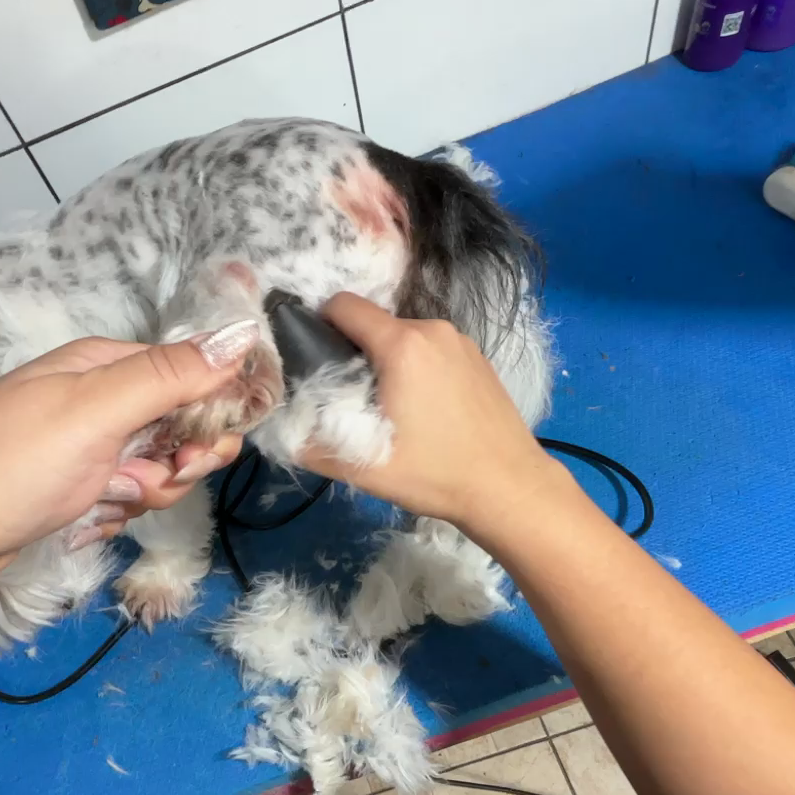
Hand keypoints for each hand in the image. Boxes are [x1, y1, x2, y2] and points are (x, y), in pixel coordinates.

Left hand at [0, 323, 258, 589]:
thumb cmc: (6, 463)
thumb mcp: (92, 411)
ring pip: (161, 469)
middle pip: (183, 426)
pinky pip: (130, 497)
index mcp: (108, 365)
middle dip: (181, 460)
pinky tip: (89, 518)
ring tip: (107, 498)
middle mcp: (104, 401)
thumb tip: (242, 334)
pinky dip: (120, 511)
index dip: (215, 411)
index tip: (206, 447)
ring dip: (148, 491)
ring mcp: (91, 447)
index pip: (195, 374)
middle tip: (153, 479)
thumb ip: (168, 376)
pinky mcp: (79, 488)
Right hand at [300, 294, 568, 531]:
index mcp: (402, 345)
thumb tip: (284, 430)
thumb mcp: (363, 468)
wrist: (510, 488)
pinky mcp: (480, 358)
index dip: (319, 325)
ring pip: (404, 338)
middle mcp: (433, 329)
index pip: (343, 305)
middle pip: (374, 324)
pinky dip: (417, 369)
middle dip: (354, 352)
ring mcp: (462, 342)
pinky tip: (424, 410)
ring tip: (389, 409)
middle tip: (351, 400)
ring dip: (387, 363)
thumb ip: (312, 446)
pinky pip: (432, 350)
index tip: (313, 360)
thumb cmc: (435, 474)